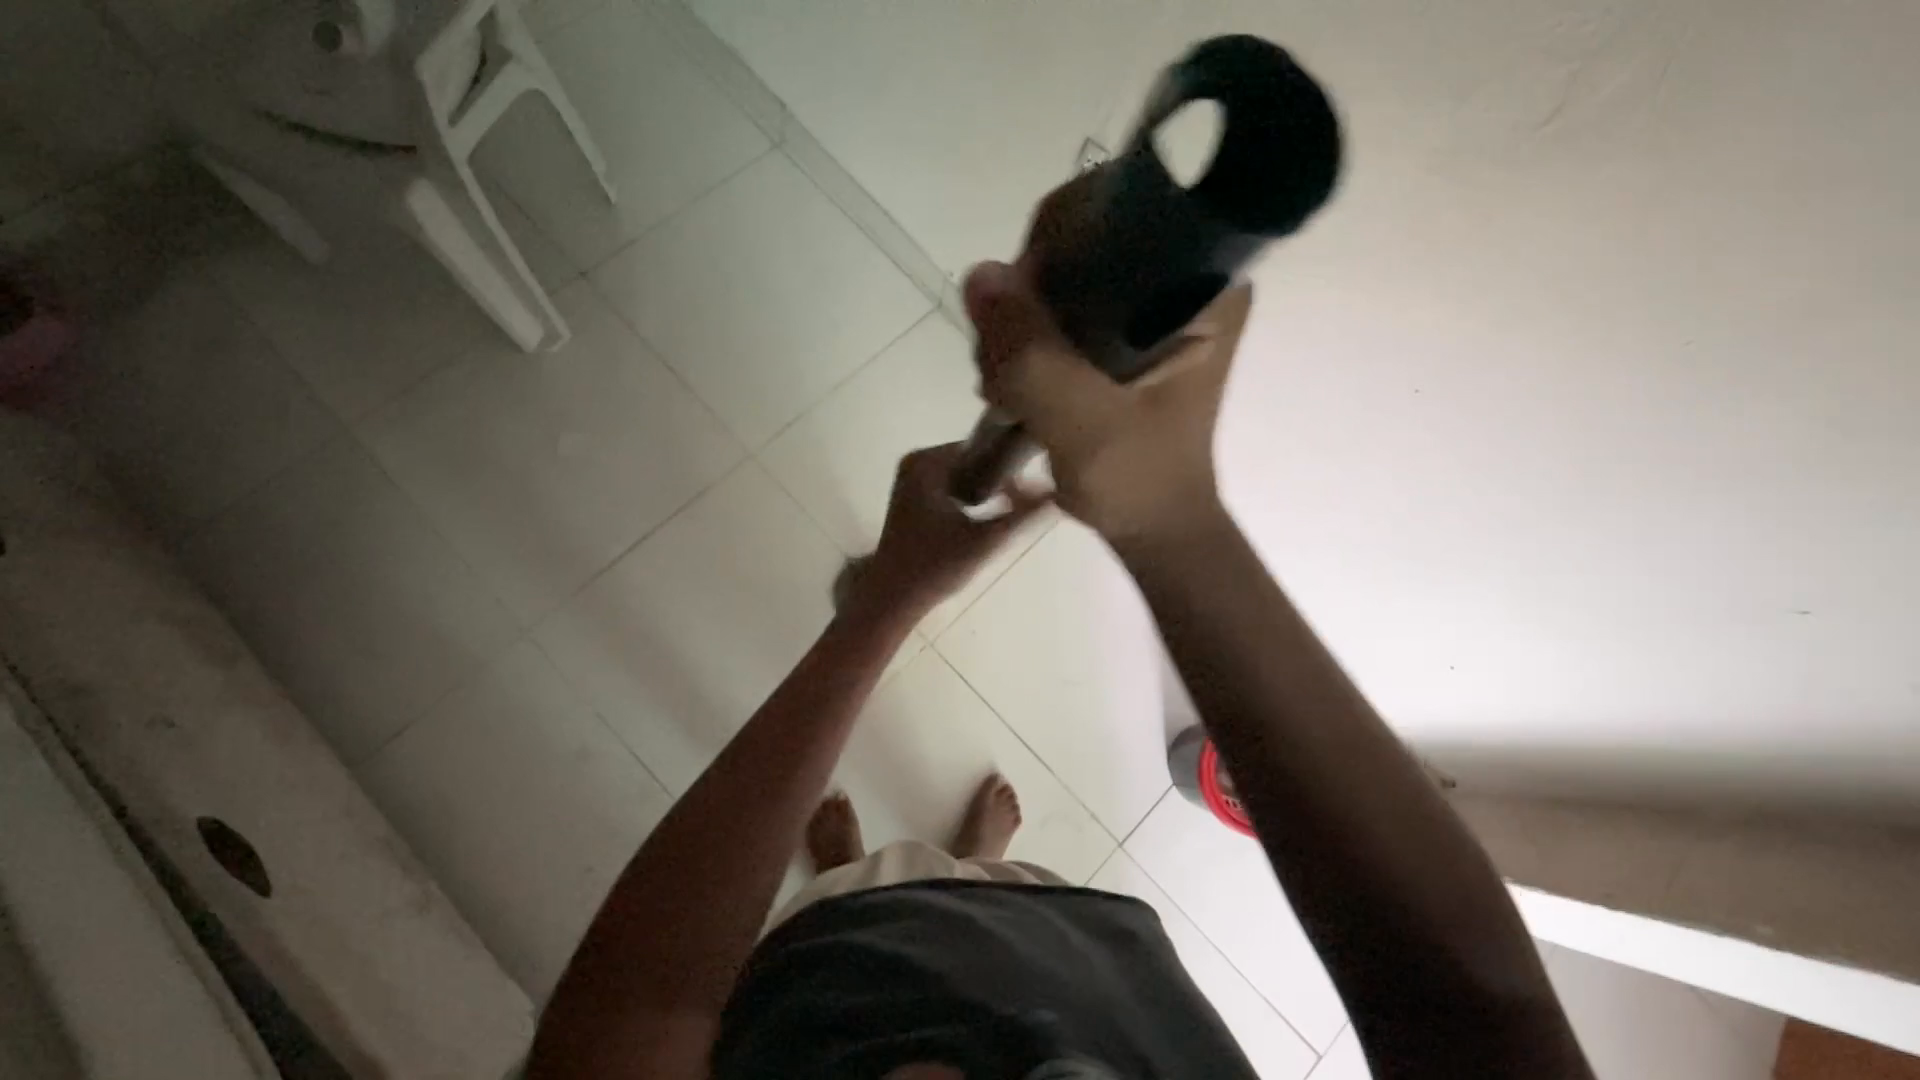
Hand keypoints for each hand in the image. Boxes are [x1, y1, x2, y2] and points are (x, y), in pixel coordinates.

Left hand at [849, 443, 1047, 617]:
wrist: (892, 597)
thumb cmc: (934, 567)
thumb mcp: (985, 539)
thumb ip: (1023, 513)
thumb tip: (1057, 490)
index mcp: (927, 461)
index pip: (983, 446)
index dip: (1011, 463)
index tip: (1033, 484)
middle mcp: (916, 461)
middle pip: (974, 459)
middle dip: (1001, 477)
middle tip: (1027, 499)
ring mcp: (911, 478)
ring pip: (965, 474)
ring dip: (988, 488)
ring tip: (1013, 507)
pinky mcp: (912, 497)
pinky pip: (952, 485)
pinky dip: (971, 497)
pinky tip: (987, 516)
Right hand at [961, 181, 1253, 543]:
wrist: (1153, 530)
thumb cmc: (1137, 481)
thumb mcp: (1084, 424)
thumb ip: (1035, 355)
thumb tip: (980, 275)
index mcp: (1204, 288)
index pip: (1125, 209)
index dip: (1060, 238)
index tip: (1022, 298)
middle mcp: (1182, 283)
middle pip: (1085, 242)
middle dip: (1029, 293)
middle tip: (1003, 361)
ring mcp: (1149, 309)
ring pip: (1064, 276)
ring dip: (1019, 321)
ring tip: (1001, 382)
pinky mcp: (1122, 336)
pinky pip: (1059, 308)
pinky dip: (1026, 337)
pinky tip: (1008, 379)